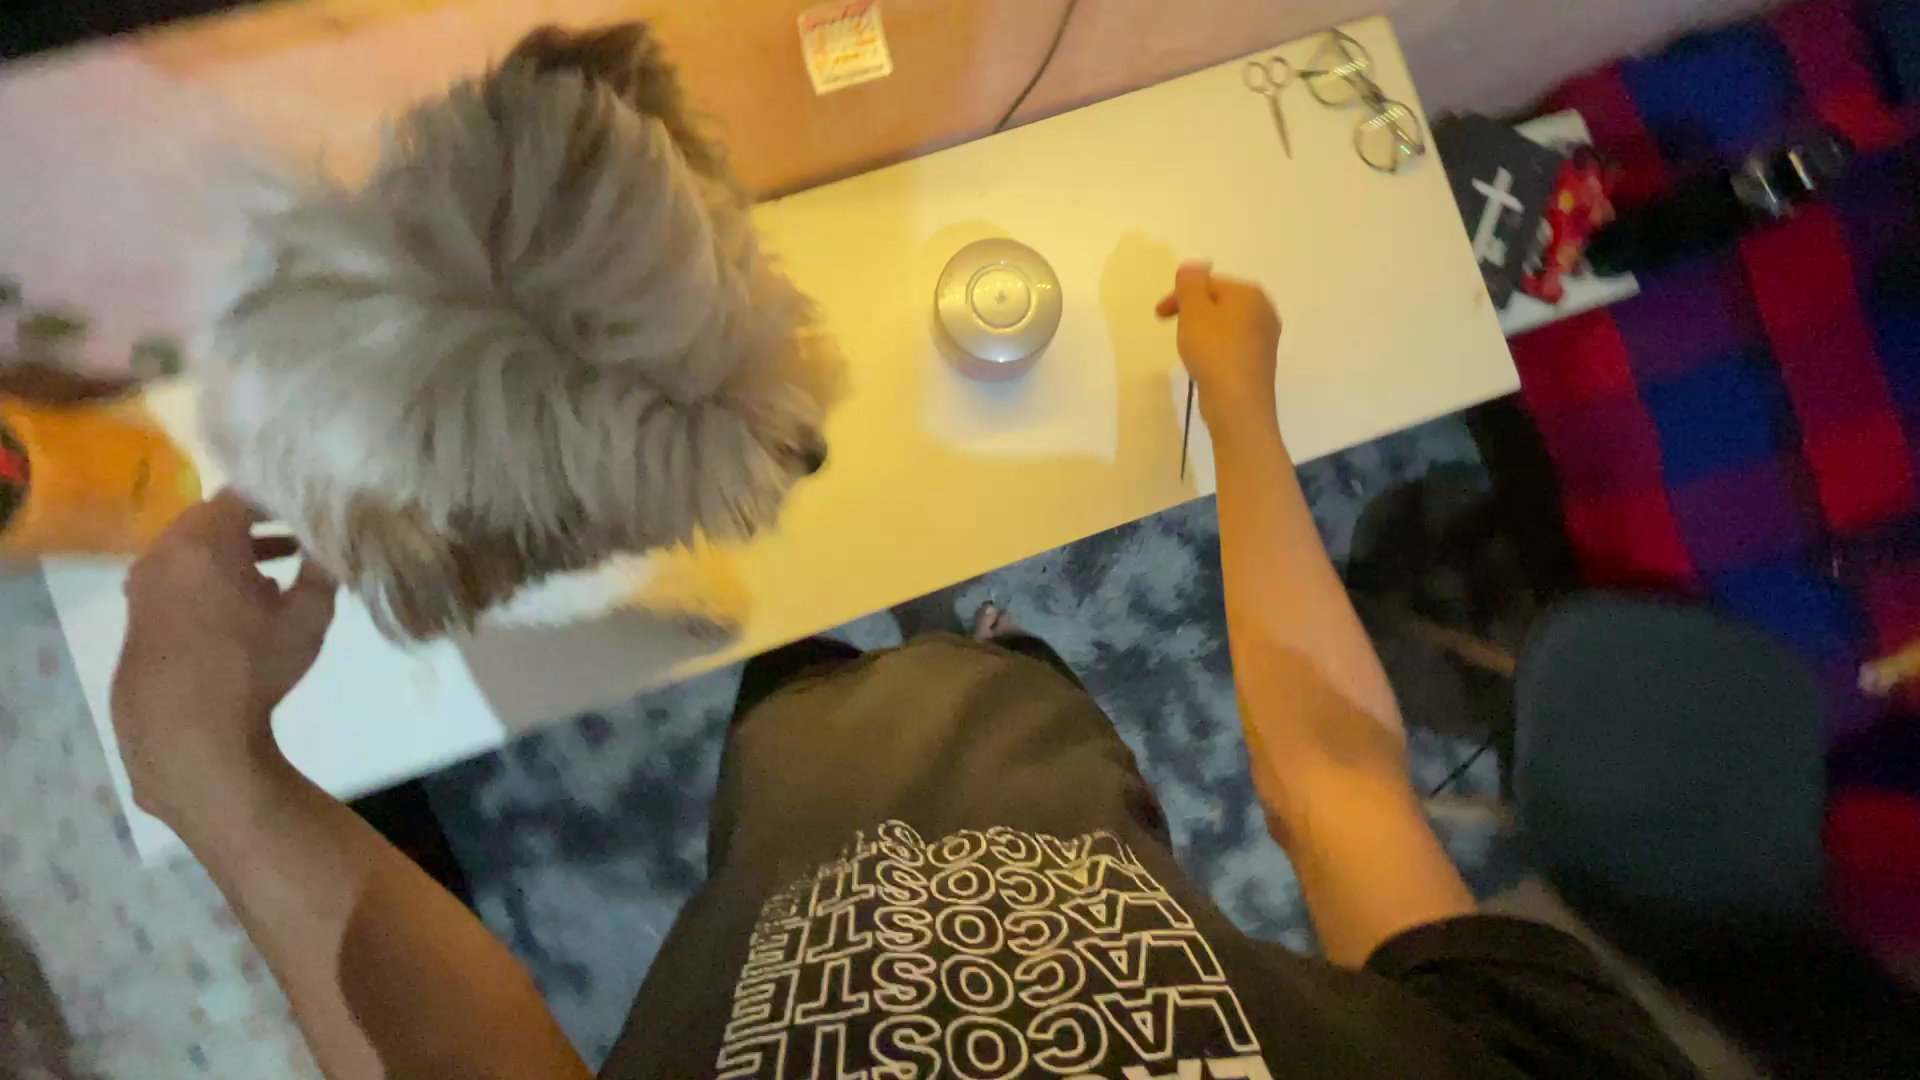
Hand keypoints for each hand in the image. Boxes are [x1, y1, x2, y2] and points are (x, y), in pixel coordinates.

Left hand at [111, 490, 335, 826]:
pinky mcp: (144, 605)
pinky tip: (256, 591)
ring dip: (242, 544)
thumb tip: (341, 543)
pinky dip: (220, 566)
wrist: (184, 722)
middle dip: (265, 518)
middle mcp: (167, 551)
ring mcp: (148, 579)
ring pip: (200, 542)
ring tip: (290, 559)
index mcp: (205, 543)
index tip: (321, 501)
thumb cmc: (253, 661)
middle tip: (311, 526)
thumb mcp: (310, 615)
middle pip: (217, 515)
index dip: (284, 494)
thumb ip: (324, 572)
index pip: (243, 494)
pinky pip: (186, 567)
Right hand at [1156, 261, 1282, 435]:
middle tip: (1172, 328)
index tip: (1159, 314)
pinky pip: (1233, 344)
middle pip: (1220, 301)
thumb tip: (1193, 265)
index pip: (1208, 283)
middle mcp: (1263, 310)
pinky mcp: (1260, 361)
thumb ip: (1190, 284)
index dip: (1179, 295)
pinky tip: (1206, 362)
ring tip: (1187, 347)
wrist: (1238, 402)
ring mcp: (1265, 337)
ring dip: (1204, 329)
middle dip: (1193, 311)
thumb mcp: (1194, 311)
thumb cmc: (1213, 352)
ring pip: (1227, 324)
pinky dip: (1216, 347)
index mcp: (1248, 293)